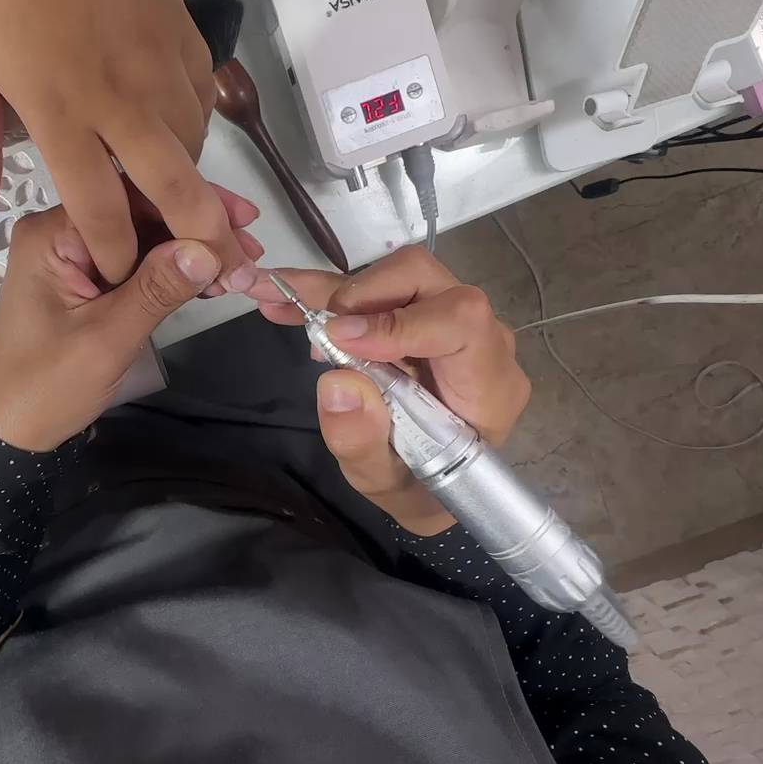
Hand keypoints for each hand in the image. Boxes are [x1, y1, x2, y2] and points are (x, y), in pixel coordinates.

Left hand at [0, 0, 250, 291]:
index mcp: (59, 111)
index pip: (99, 209)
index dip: (115, 254)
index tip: (121, 276)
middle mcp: (122, 98)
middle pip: (174, 189)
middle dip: (193, 238)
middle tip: (202, 265)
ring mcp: (161, 62)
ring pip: (195, 144)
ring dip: (189, 179)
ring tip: (178, 198)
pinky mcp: (184, 30)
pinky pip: (205, 97)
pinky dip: (197, 126)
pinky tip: (179, 133)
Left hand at [0, 189, 261, 451]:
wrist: (8, 432)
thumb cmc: (46, 388)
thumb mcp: (106, 339)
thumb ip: (156, 289)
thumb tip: (209, 247)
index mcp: (53, 233)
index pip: (132, 199)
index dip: (191, 210)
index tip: (242, 229)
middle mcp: (59, 231)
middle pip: (140, 213)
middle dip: (198, 228)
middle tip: (253, 247)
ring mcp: (71, 255)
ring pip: (142, 237)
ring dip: (191, 249)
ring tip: (242, 263)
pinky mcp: (83, 279)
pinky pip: (133, 261)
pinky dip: (171, 269)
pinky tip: (209, 277)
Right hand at [247, 247, 530, 535]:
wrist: (431, 484)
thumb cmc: (418, 488)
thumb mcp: (384, 482)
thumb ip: (362, 441)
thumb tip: (337, 382)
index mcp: (486, 384)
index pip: (461, 321)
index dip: (398, 321)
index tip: (340, 340)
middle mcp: (476, 339)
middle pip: (425, 279)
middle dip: (360, 295)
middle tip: (317, 332)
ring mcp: (447, 321)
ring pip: (393, 275)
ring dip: (331, 291)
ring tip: (276, 303)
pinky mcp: (415, 315)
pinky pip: (373, 291)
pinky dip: (323, 293)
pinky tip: (278, 298)